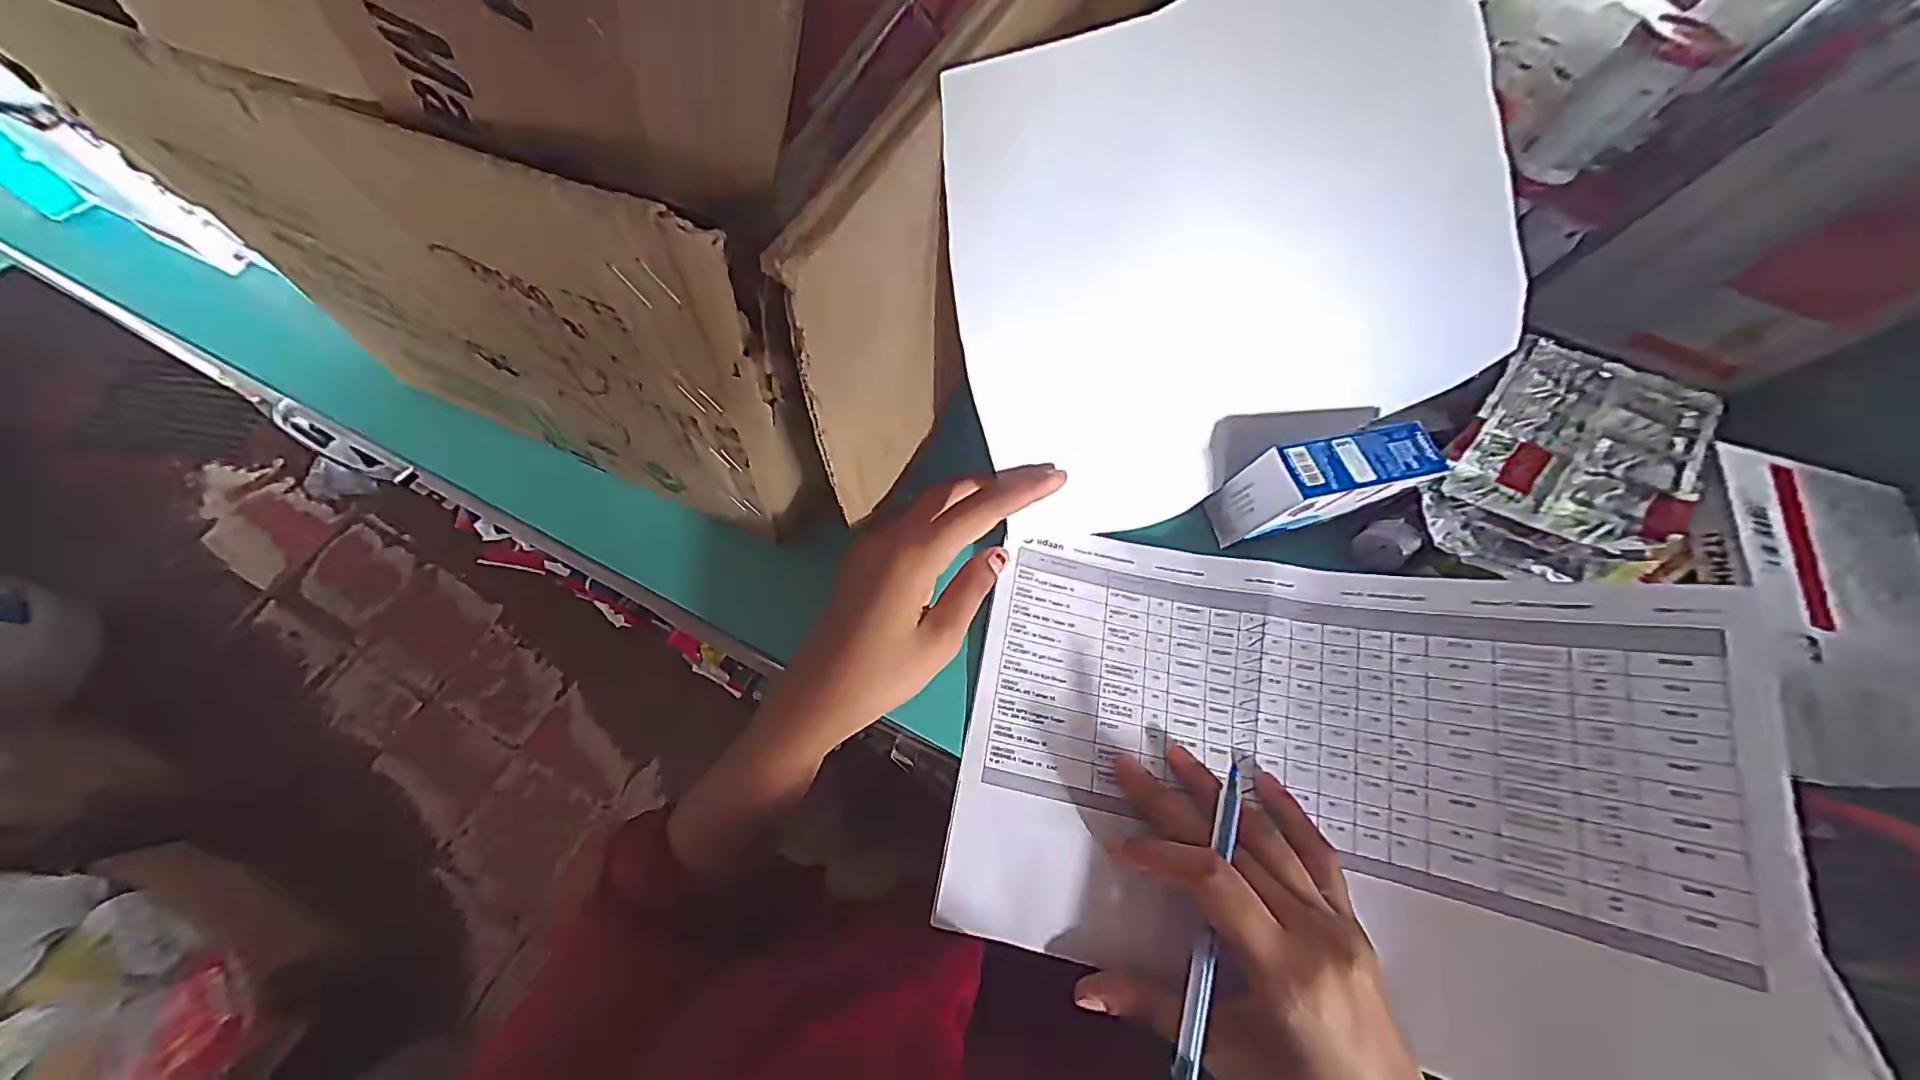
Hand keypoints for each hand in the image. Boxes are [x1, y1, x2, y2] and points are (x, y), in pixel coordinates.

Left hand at [667, 464, 1063, 881]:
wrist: (817, 693)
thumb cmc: (882, 676)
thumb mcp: (940, 642)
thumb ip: (971, 590)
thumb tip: (999, 552)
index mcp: (915, 556)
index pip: (978, 510)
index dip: (1020, 490)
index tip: (1055, 475)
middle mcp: (892, 536)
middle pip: (951, 491)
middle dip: (997, 480)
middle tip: (1038, 478)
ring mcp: (873, 542)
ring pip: (929, 500)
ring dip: (970, 492)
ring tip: (1010, 495)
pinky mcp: (864, 555)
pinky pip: (912, 518)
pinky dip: (945, 510)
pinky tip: (964, 524)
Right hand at [1074, 745, 1418, 1079]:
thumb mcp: (1223, 1051)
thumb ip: (1153, 1006)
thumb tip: (1089, 991)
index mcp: (1282, 968)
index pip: (1212, 882)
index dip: (1162, 855)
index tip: (1123, 847)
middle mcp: (1312, 933)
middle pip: (1232, 846)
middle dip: (1173, 803)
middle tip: (1135, 770)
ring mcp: (1334, 921)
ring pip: (1268, 838)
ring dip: (1219, 794)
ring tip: (1182, 760)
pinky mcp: (1347, 918)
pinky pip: (1317, 854)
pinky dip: (1288, 812)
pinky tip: (1265, 781)